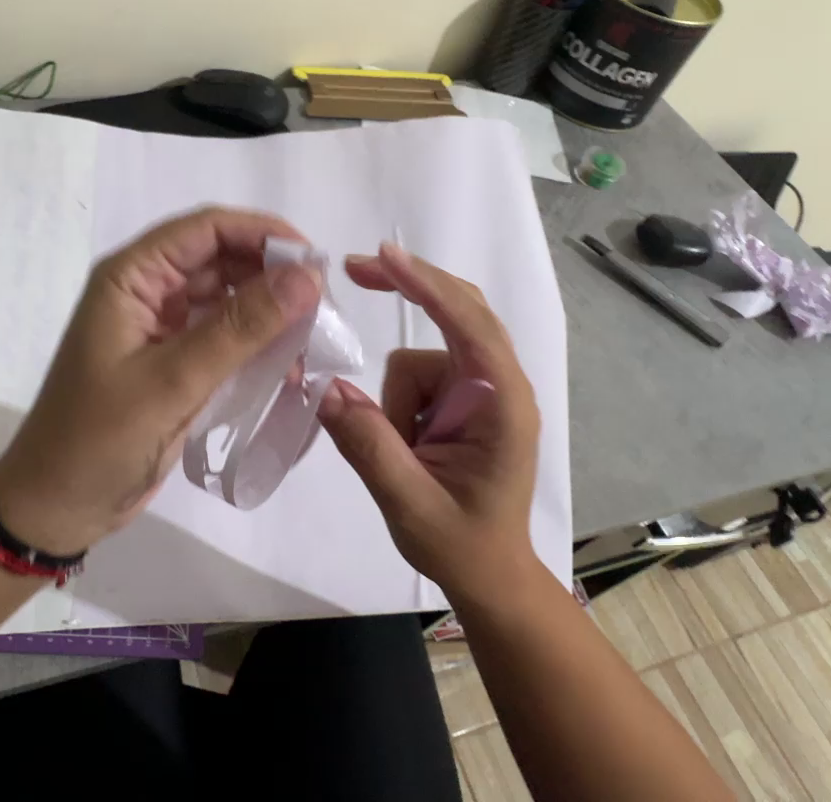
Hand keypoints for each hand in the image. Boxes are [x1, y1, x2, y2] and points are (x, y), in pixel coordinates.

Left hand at [0, 207, 322, 555]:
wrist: (56, 507)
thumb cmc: (98, 439)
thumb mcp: (172, 381)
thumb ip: (240, 327)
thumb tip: (307, 277)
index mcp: (131, 278)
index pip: (206, 229)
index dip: (263, 234)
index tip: (317, 265)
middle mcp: (147, 291)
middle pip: (221, 259)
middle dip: (273, 275)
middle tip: (326, 307)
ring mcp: (161, 327)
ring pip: (227, 298)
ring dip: (270, 311)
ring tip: (317, 335)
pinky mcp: (174, 362)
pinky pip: (224, 336)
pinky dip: (258, 345)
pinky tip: (292, 363)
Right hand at [316, 243, 541, 600]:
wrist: (490, 575)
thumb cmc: (462, 546)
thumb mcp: (409, 503)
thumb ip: (369, 446)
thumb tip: (327, 390)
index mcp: (503, 405)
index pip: (470, 326)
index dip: (427, 286)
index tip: (385, 257)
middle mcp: (500, 386)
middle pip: (457, 311)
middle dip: (408, 289)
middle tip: (354, 270)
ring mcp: (482, 391)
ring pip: (417, 359)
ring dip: (396, 401)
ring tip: (405, 456)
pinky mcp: (463, 401)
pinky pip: (415, 378)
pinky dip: (398, 405)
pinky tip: (408, 445)